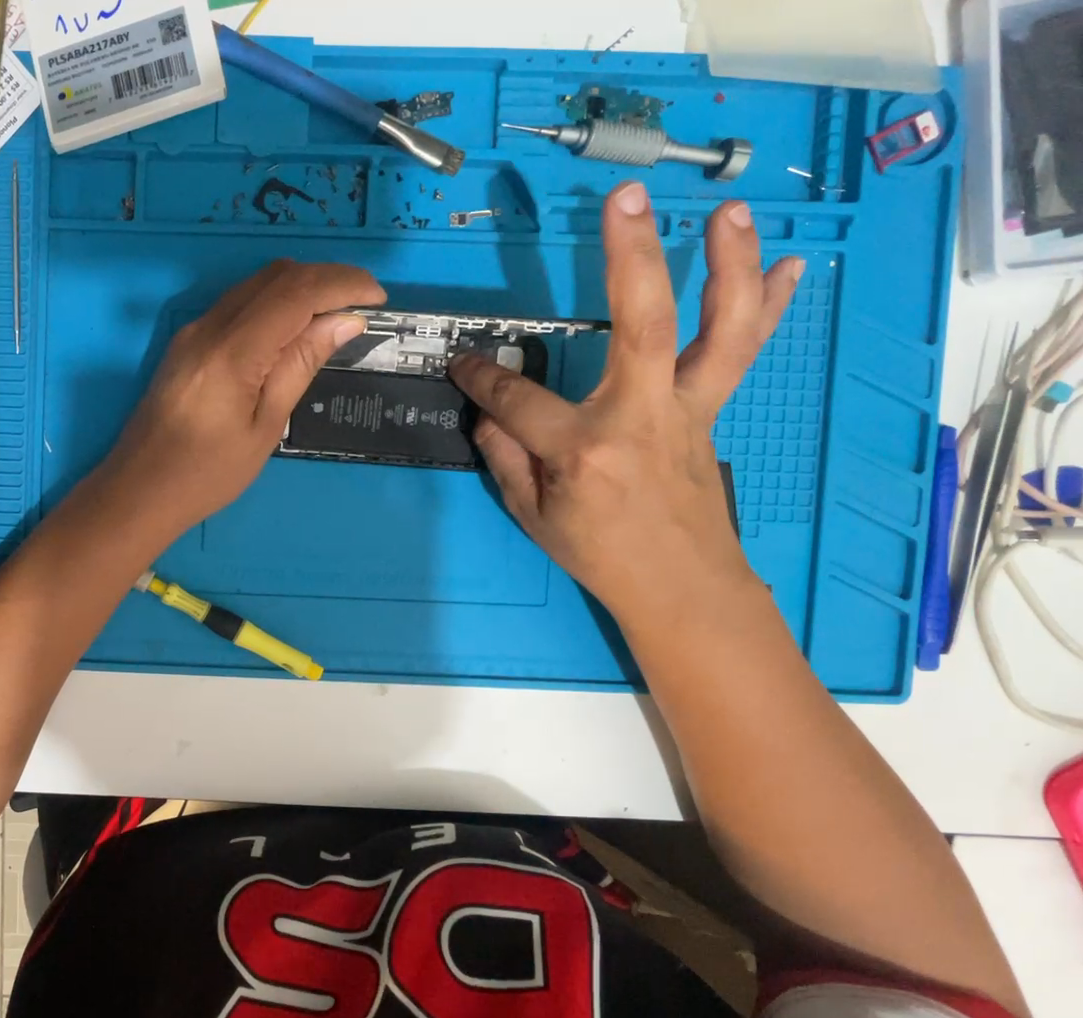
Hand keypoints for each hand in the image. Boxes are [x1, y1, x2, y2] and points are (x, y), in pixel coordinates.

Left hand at [101, 259, 385, 537]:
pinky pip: (237, 304)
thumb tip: (345, 320)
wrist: (138, 489)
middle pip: (275, 276)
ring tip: (335, 316)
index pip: (296, 292)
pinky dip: (273, 303)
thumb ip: (301, 364)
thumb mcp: (265, 426)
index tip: (378, 298)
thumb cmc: (207, 473)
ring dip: (299, 287)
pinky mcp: (186, 343)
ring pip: (254, 285)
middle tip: (362, 306)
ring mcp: (192, 331)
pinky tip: (293, 330)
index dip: (342, 284)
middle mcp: (208, 327)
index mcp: (232, 350)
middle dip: (325, 279)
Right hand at [451, 182, 803, 622]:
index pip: (516, 399)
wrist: (680, 585)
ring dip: (726, 265)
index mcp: (582, 450)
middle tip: (625, 198)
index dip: (480, 379)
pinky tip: (789, 265)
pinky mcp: (708, 411)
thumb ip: (506, 456)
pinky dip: (766, 307)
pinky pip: (740, 352)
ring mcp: (685, 410)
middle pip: (639, 323)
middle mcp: (640, 417)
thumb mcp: (532, 515)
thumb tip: (489, 410)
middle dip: (631, 255)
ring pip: (716, 329)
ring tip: (728, 211)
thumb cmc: (599, 554)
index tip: (460, 364)